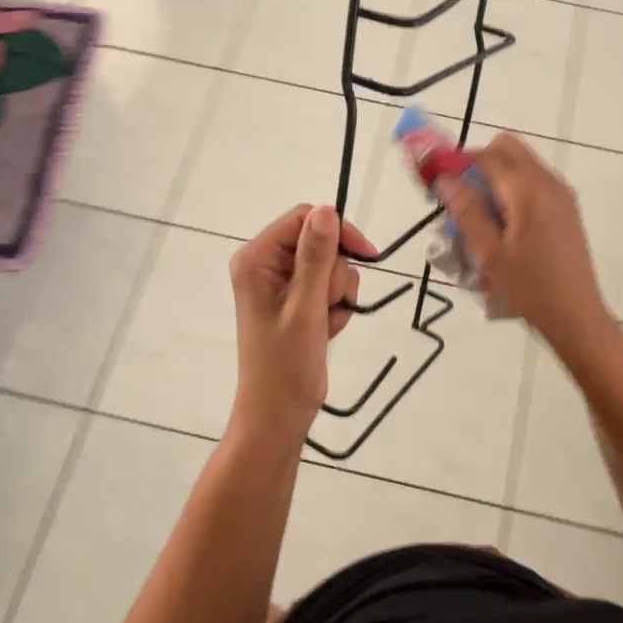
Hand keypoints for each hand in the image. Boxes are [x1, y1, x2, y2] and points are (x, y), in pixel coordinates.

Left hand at [229, 204, 377, 442]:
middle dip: (335, 273)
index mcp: (256, 259)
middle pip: (320, 241)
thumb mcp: (305, 306)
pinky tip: (326, 330)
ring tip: (324, 322)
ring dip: (337, 294)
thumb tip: (326, 210)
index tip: (367, 254)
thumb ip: (316, 257)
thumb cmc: (285, 362)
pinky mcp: (298, 301)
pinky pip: (331, 287)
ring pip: (331, 265)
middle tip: (327, 305)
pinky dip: (336, 307)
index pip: (303, 219)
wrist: (280, 411)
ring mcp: (282, 284)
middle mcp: (266, 264)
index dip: (337, 231)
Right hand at [436, 135, 614, 347]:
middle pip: (507, 148)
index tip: (436, 179)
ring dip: (496, 176)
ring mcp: (561, 193)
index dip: (456, 160)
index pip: (486, 155)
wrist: (576, 314)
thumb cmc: (529, 288)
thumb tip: (444, 178)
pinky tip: (503, 225)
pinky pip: (534, 181)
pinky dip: (513, 189)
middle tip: (459, 194)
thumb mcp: (490, 253)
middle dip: (478, 162)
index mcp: (528, 190)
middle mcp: (548, 182)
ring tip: (479, 215)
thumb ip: (466, 210)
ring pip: (521, 163)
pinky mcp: (567, 207)